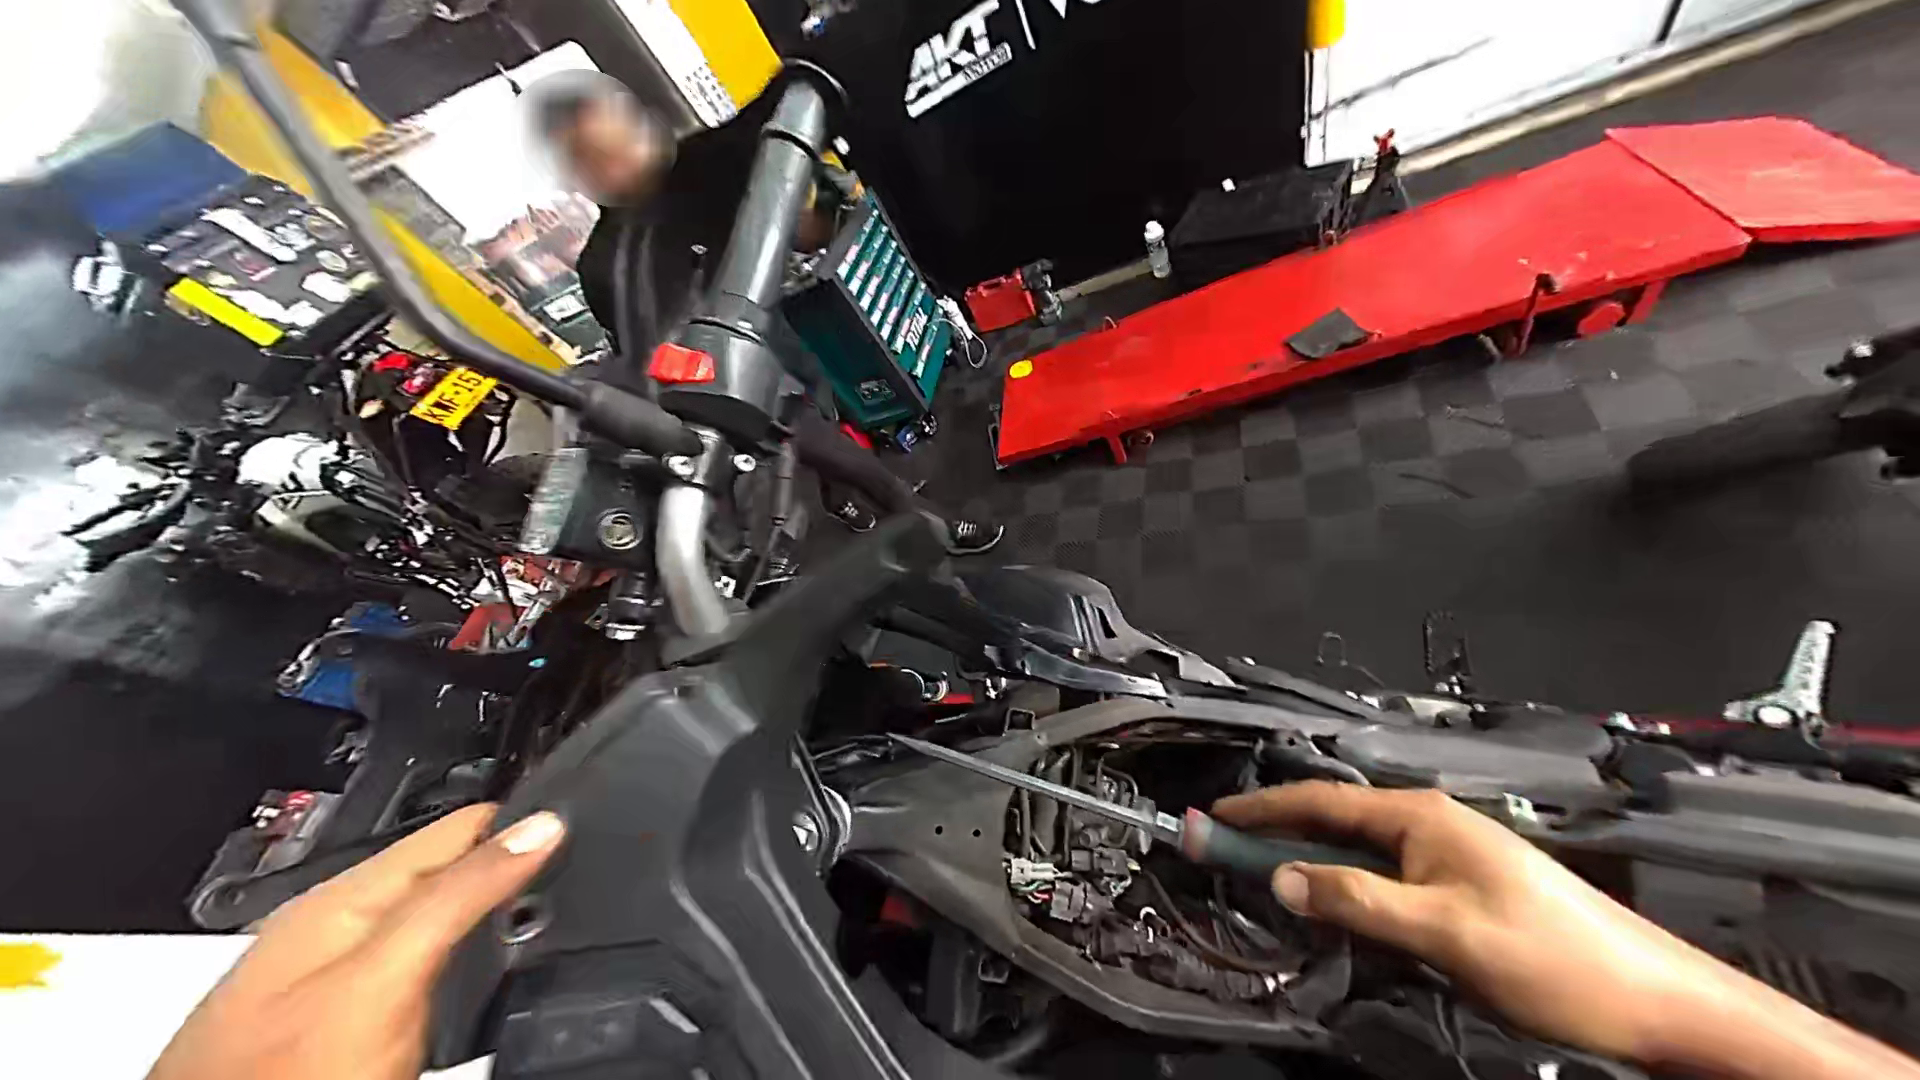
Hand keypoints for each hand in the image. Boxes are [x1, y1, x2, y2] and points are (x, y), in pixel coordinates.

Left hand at [147, 805, 564, 1079]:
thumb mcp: (385, 980)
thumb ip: (464, 894)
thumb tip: (543, 825)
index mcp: (346, 901)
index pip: (465, 823)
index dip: (526, 820)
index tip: (581, 826)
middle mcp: (349, 930)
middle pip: (461, 866)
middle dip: (519, 866)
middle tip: (574, 881)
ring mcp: (355, 978)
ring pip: (457, 915)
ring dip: (504, 910)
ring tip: (550, 920)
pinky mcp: (366, 1021)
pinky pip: (443, 961)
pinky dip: (483, 954)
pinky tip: (504, 970)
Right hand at [1212, 782, 1919, 1078]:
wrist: (1667, 1005)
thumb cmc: (1553, 959)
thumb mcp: (1446, 933)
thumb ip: (1357, 901)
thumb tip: (1279, 879)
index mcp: (1417, 814)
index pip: (1319, 800)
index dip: (1262, 807)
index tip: (1215, 816)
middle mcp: (1424, 821)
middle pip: (1333, 820)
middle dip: (1278, 831)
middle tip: (1231, 848)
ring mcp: (1443, 850)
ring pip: (1356, 848)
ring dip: (1311, 859)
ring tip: (1270, 874)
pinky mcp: (1457, 881)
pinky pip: (1381, 872)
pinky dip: (1344, 881)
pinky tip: (1335, 902)